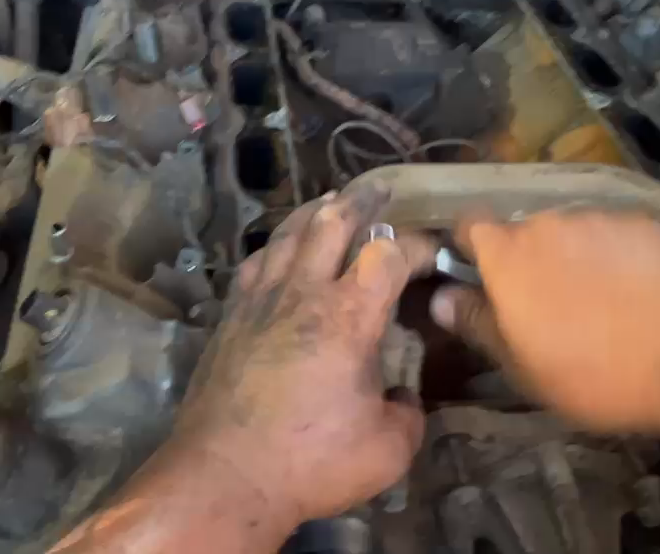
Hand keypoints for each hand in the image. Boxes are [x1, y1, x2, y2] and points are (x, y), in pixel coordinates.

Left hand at [149, 184, 433, 533]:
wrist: (226, 471)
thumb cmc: (311, 459)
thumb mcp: (387, 450)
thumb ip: (408, 414)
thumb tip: (405, 395)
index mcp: (348, 315)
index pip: (388, 254)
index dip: (416, 244)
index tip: (433, 249)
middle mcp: (305, 290)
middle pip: (333, 222)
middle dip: (361, 200)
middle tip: (378, 188)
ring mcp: (263, 295)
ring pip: (290, 232)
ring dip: (315, 212)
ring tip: (330, 202)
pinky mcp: (234, 310)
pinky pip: (257, 260)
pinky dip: (276, 245)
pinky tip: (280, 248)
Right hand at [430, 211, 659, 432]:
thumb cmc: (599, 371)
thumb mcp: (525, 366)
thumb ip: (478, 324)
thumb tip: (439, 297)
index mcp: (507, 254)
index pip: (468, 225)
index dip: (471, 248)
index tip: (483, 279)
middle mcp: (546, 222)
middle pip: (525, 232)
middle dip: (531, 260)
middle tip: (552, 305)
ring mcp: (599, 218)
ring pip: (574, 234)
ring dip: (578, 259)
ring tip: (608, 303)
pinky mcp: (648, 223)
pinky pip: (620, 237)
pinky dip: (623, 258)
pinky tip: (647, 294)